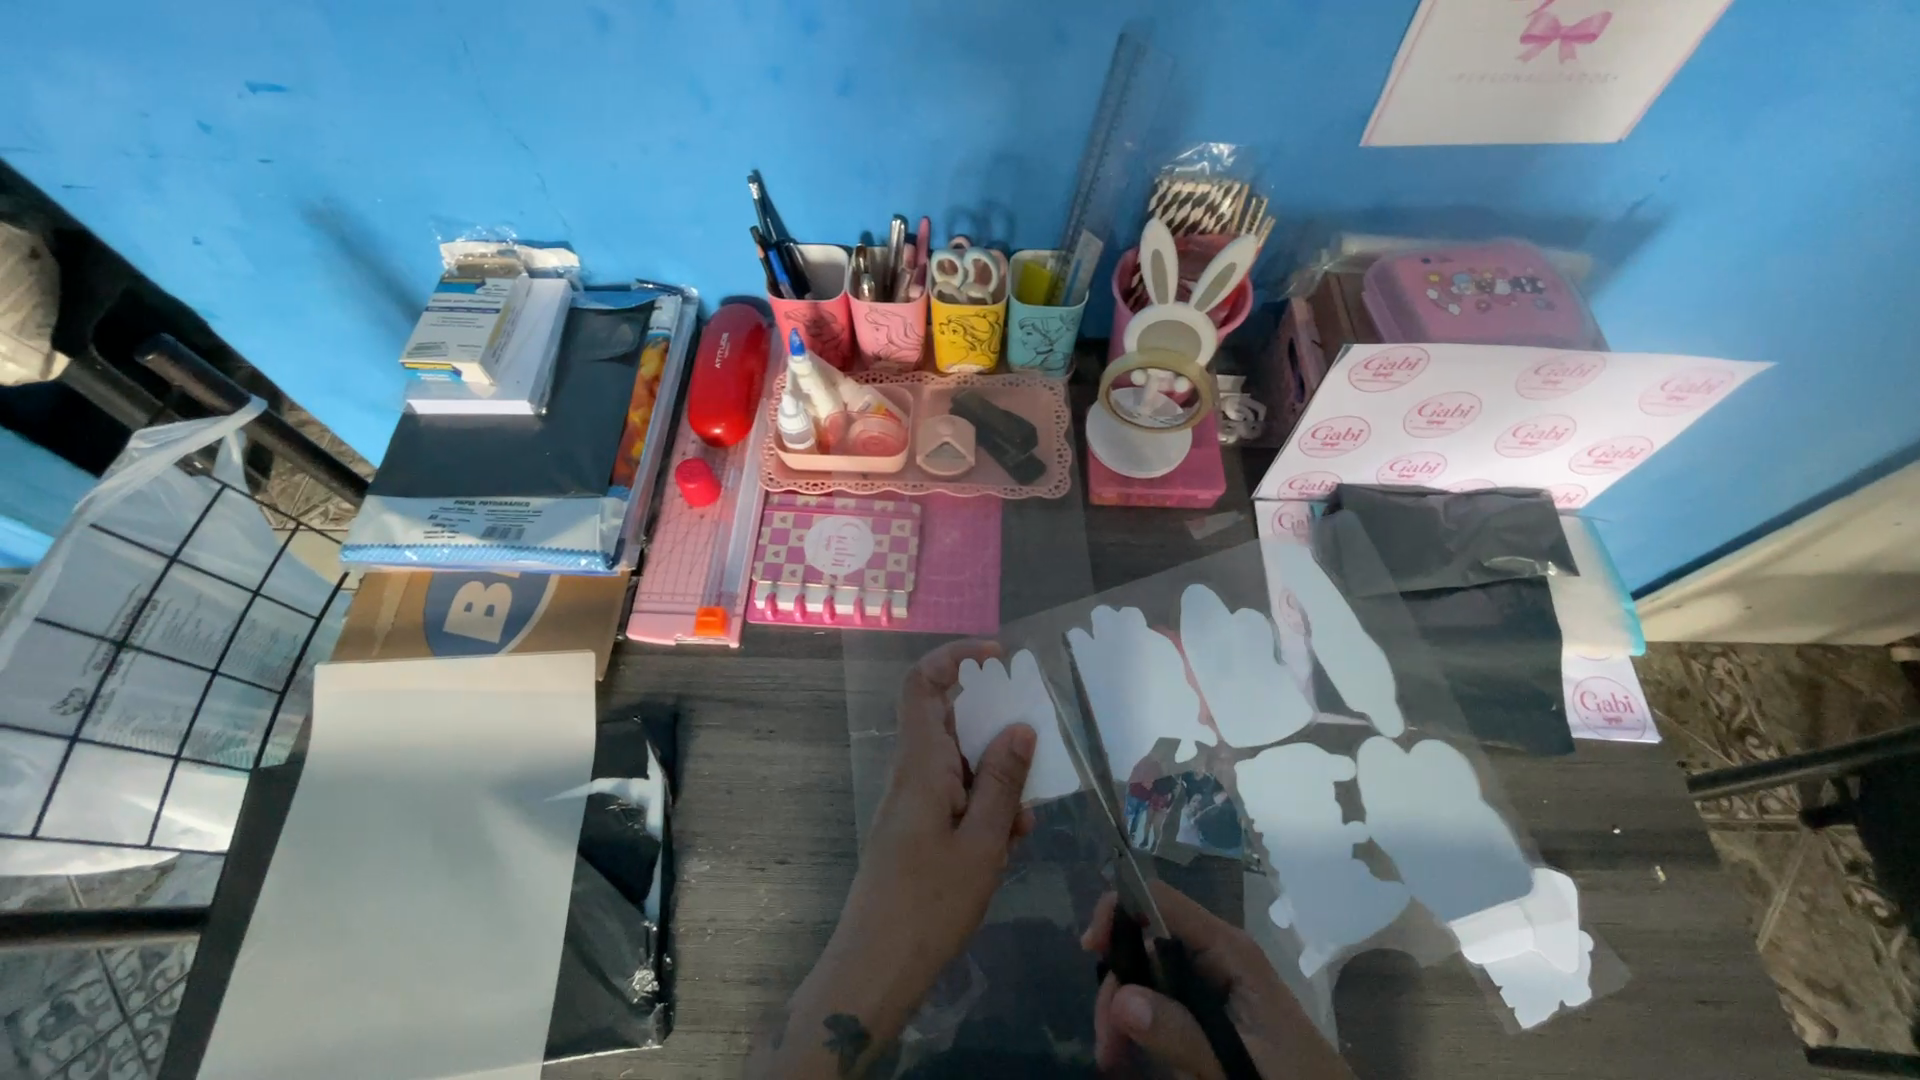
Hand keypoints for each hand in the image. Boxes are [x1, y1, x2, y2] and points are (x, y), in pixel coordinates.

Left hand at [750, 640, 1035, 1077]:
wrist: (877, 965)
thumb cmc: (931, 902)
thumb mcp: (982, 842)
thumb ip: (1002, 782)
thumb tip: (1020, 727)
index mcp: (922, 764)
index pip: (923, 685)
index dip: (955, 658)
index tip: (998, 657)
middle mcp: (913, 773)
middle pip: (949, 720)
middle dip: (994, 725)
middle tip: (1034, 745)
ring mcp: (913, 802)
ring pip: (959, 763)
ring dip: (996, 776)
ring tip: (1024, 816)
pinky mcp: (918, 828)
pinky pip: (955, 797)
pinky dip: (985, 806)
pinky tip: (1008, 840)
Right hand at [1081, 882, 1354, 1079]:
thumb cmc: (1295, 1079)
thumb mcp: (1237, 1060)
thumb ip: (1182, 1032)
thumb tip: (1121, 999)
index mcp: (1226, 948)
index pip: (1160, 899)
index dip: (1119, 910)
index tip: (1091, 949)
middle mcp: (1214, 953)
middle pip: (1143, 943)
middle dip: (1117, 984)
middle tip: (1107, 1043)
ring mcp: (1210, 980)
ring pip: (1146, 975)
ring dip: (1122, 1011)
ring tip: (1114, 1057)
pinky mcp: (1208, 1008)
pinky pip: (1161, 1001)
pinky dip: (1140, 1024)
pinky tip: (1132, 1053)